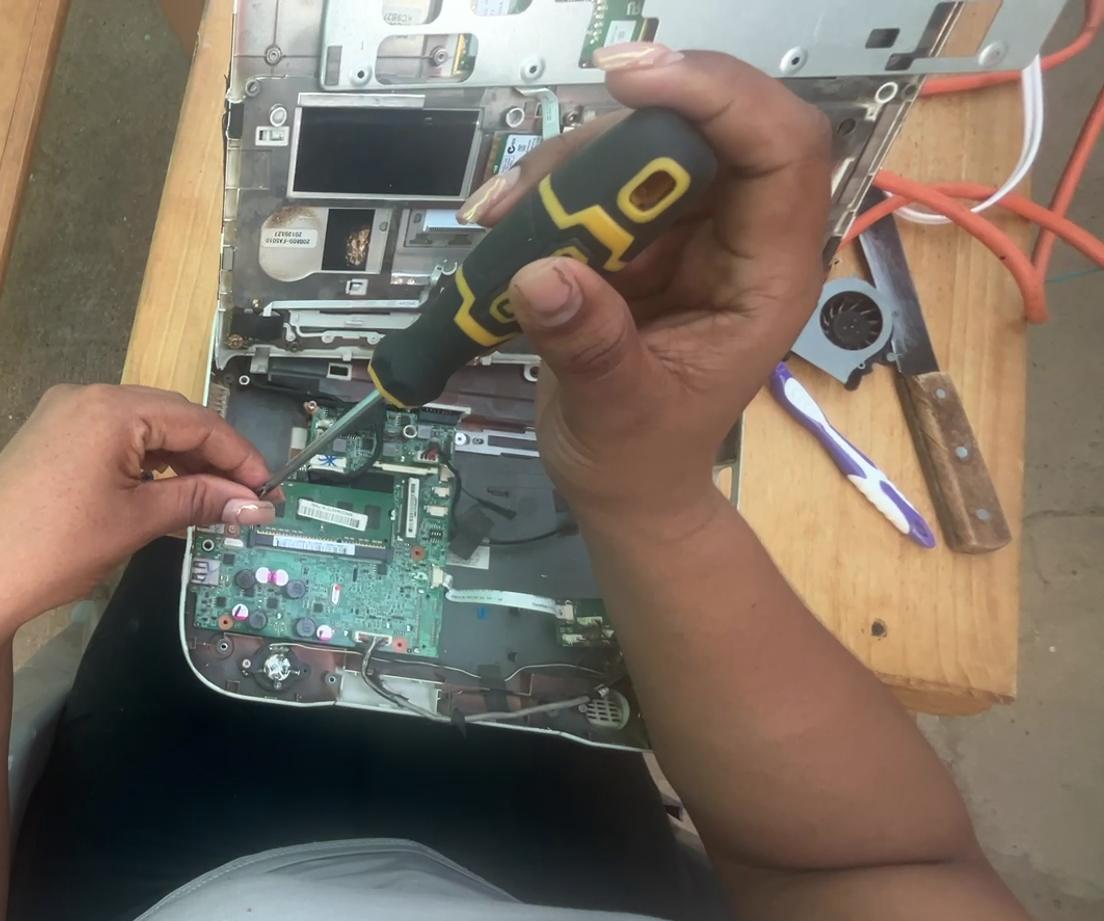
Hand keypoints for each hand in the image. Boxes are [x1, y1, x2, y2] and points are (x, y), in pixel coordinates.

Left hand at [0, 384, 274, 642]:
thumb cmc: (57, 550)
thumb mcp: (136, 522)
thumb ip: (199, 502)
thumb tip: (254, 504)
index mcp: (110, 408)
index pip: (195, 420)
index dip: (238, 455)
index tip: (266, 489)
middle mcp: (84, 397)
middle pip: (167, 417)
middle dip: (209, 457)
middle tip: (241, 498)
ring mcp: (59, 415)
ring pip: (138, 429)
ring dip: (176, 461)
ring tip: (206, 501)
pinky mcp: (46, 438)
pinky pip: (109, 440)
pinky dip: (140, 464)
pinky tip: (158, 493)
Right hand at [468, 45, 832, 531]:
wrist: (618, 484)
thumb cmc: (638, 457)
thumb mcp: (618, 410)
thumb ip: (589, 344)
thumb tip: (540, 273)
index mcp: (764, 276)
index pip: (780, 151)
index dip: (720, 98)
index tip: (635, 81)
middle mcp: (729, 243)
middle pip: (691, 144)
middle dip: (607, 147)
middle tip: (527, 184)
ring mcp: (675, 247)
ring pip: (631, 167)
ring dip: (559, 178)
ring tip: (495, 213)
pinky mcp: (626, 258)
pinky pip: (587, 207)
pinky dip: (538, 210)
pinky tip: (495, 227)